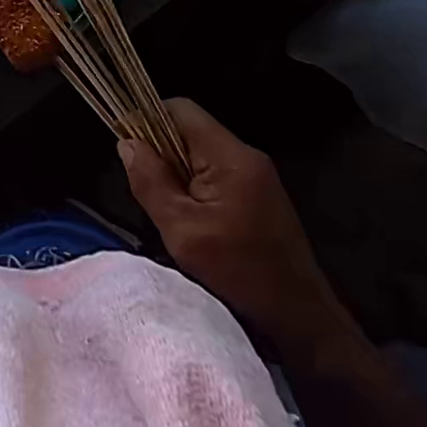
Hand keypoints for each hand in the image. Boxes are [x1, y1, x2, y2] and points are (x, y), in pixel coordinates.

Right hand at [120, 98, 332, 345]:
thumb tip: (127, 142)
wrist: (299, 316)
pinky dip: (193, 186)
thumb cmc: (239, 273)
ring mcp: (255, 173)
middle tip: (148, 189)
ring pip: (199, 152)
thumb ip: (151, 182)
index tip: (129, 148)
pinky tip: (190, 220)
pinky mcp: (257, 192)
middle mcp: (245, 154)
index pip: (181, 110)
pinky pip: (214, 171)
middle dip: (161, 152)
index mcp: (231, 156)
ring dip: (176, 172)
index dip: (148, 119)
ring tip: (168, 209)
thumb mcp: (182, 231)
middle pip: (189, 130)